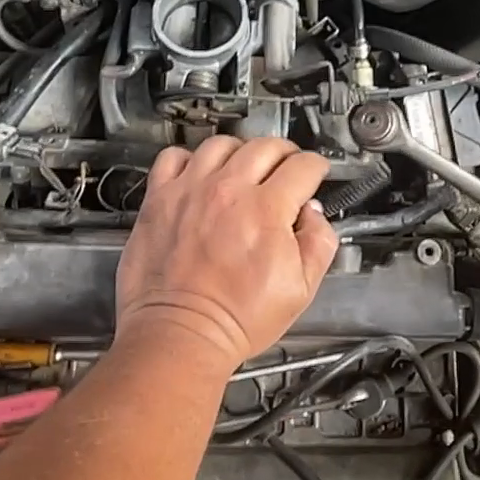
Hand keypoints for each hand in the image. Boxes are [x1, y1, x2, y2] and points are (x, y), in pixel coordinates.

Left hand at [116, 137, 337, 370]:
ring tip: (245, 167)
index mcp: (266, 209)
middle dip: (285, 154)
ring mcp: (190, 190)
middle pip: (266, 146)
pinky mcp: (160, 199)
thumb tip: (314, 216)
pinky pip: (173, 156)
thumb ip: (319, 244)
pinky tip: (199, 172)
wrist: (180, 335)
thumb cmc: (234, 319)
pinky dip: (190, 158)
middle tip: (287, 168)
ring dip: (241, 151)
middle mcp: (228, 191)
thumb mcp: (300, 290)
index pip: (302, 166)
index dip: (316, 166)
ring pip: (222, 143)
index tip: (315, 172)